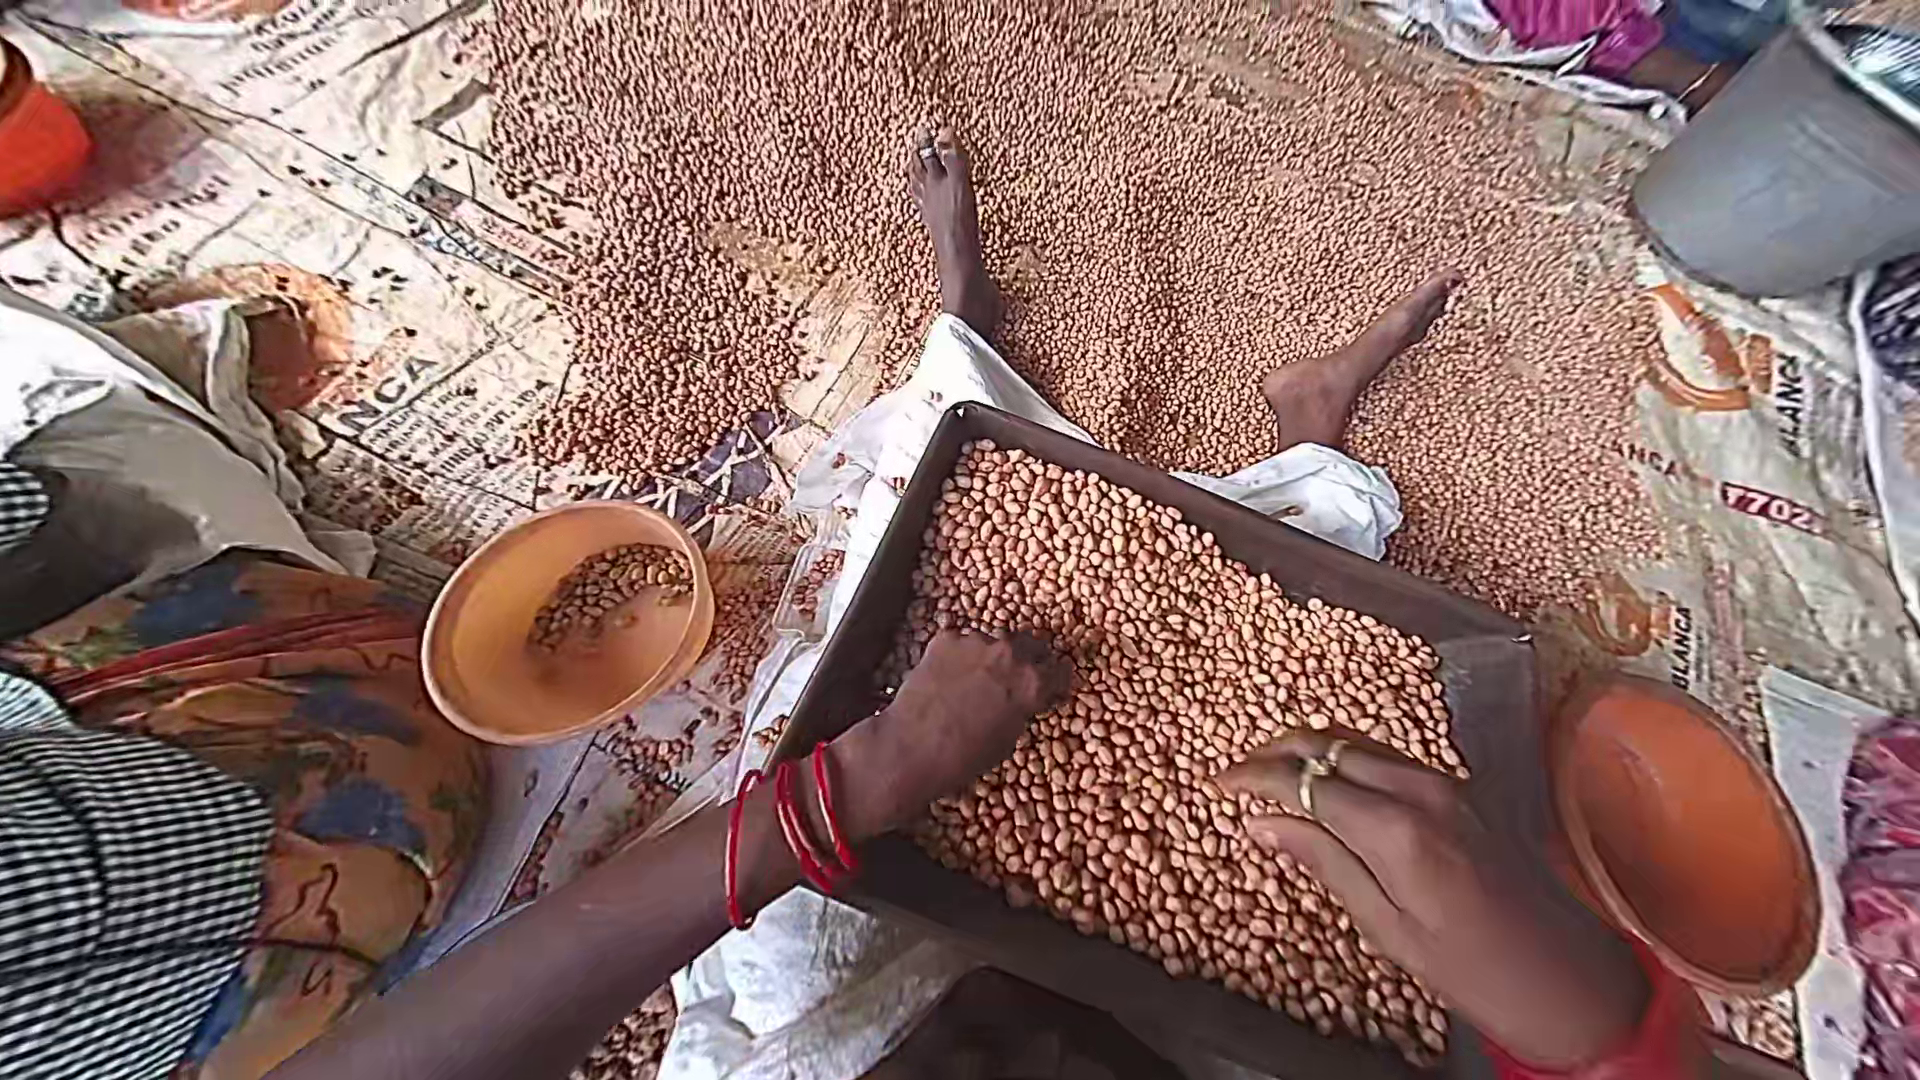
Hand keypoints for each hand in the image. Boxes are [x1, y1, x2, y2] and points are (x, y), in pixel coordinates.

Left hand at [838, 629, 1069, 838]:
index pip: (1058, 671)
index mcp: (1031, 683)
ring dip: (989, 655)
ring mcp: (976, 641)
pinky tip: (946, 675)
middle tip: (1017, 672)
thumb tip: (1020, 699)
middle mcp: (1009, 654)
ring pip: (991, 641)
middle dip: (1028, 656)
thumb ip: (1020, 708)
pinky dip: (957, 654)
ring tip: (972, 678)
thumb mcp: (1007, 738)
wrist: (914, 745)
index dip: (1056, 679)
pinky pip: (959, 641)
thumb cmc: (964, 755)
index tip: (1052, 682)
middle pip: (1030, 643)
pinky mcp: (946, 638)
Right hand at [1217, 730, 1647, 1068]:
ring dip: (1301, 748)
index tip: (1221, 782)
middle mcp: (1415, 788)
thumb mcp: (1387, 928)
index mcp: (1394, 829)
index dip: (1253, 775)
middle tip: (1239, 773)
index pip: (1302, 778)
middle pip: (1320, 743)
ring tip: (1270, 772)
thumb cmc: (1476, 972)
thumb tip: (1260, 822)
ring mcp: (1438, 781)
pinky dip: (1335, 755)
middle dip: (1270, 751)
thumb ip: (1322, 860)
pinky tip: (1320, 777)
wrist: (1581, 985)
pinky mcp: (1452, 786)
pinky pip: (1376, 752)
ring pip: (1347, 739)